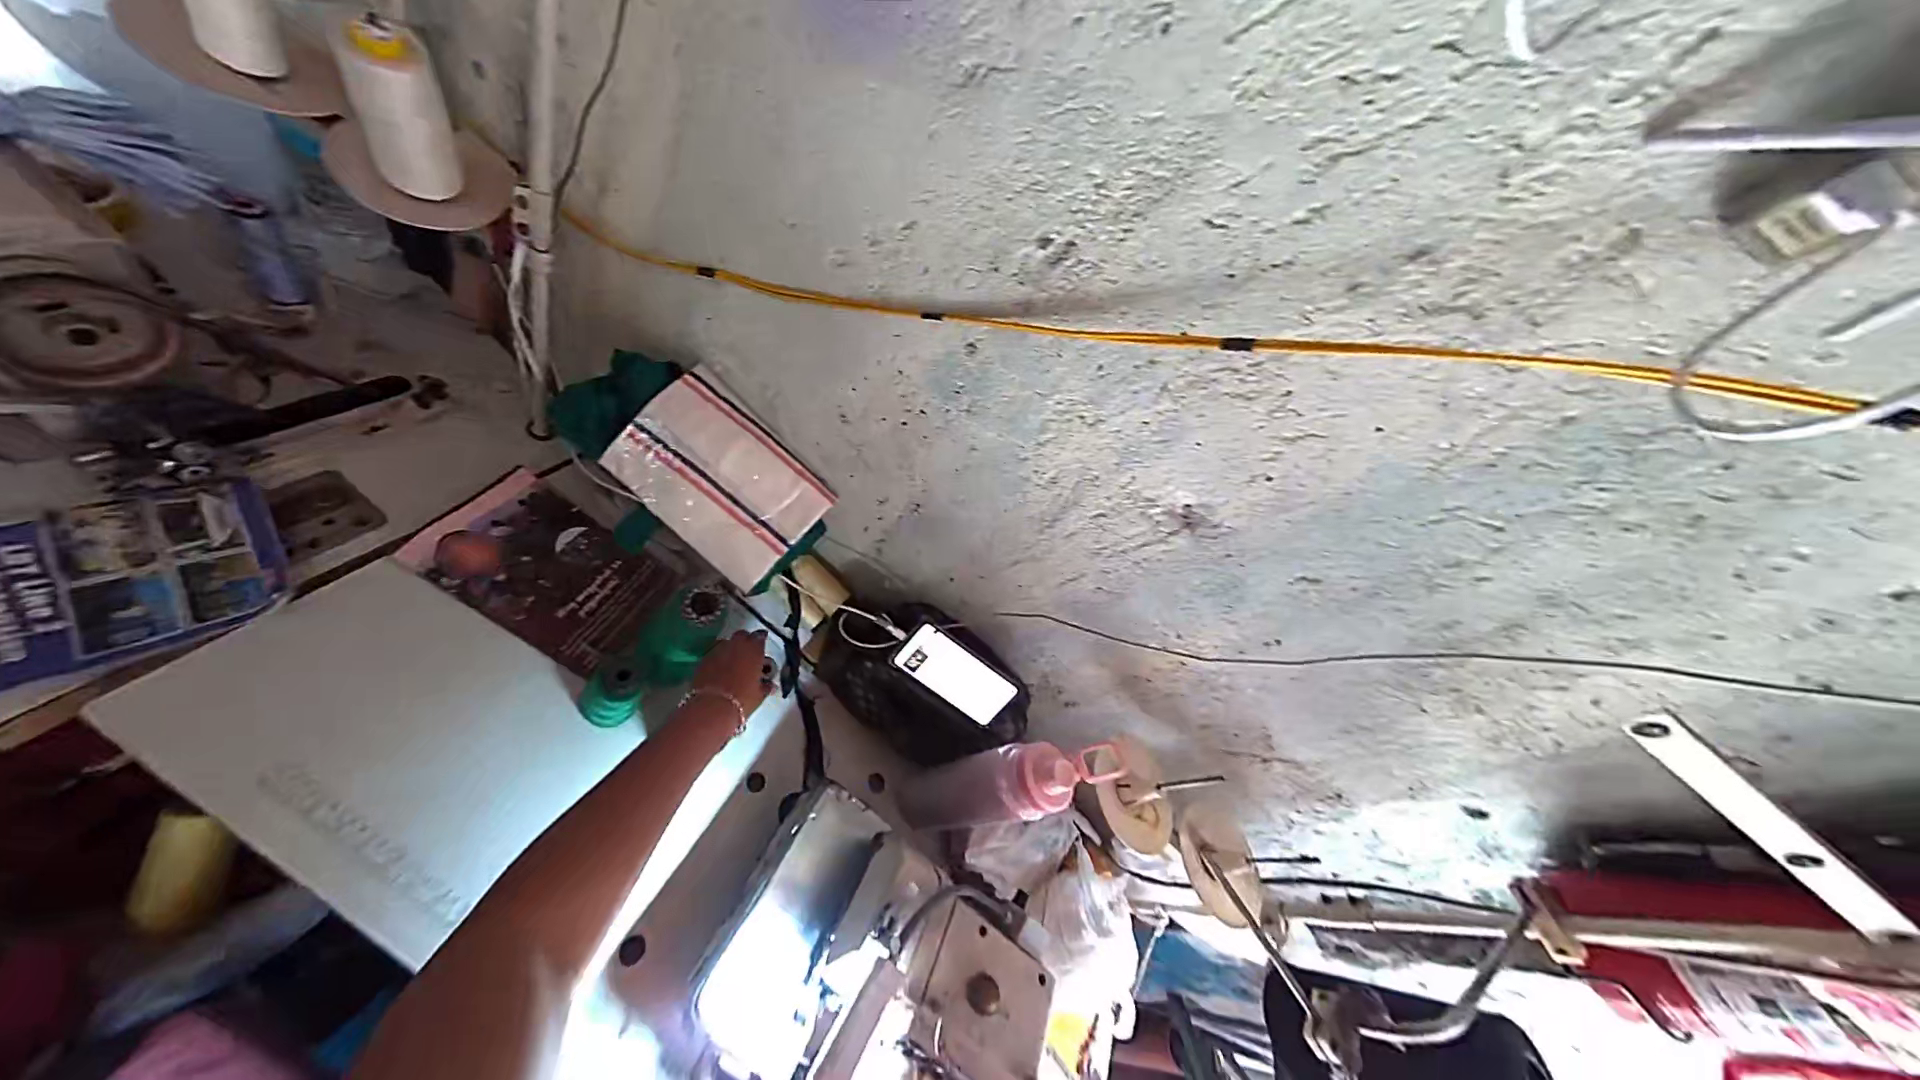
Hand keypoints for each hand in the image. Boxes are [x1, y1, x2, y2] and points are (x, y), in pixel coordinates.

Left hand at [690, 630, 772, 715]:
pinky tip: (720, 669)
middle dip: (746, 641)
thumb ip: (765, 685)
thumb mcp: (760, 694)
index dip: (761, 641)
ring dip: (731, 649)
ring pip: (726, 643)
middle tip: (748, 653)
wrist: (712, 707)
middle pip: (742, 635)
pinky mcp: (703, 659)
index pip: (760, 637)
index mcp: (754, 649)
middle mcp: (736, 644)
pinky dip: (719, 658)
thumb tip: (769, 685)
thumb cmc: (743, 699)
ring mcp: (718, 650)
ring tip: (733, 662)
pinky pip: (714, 653)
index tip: (761, 647)